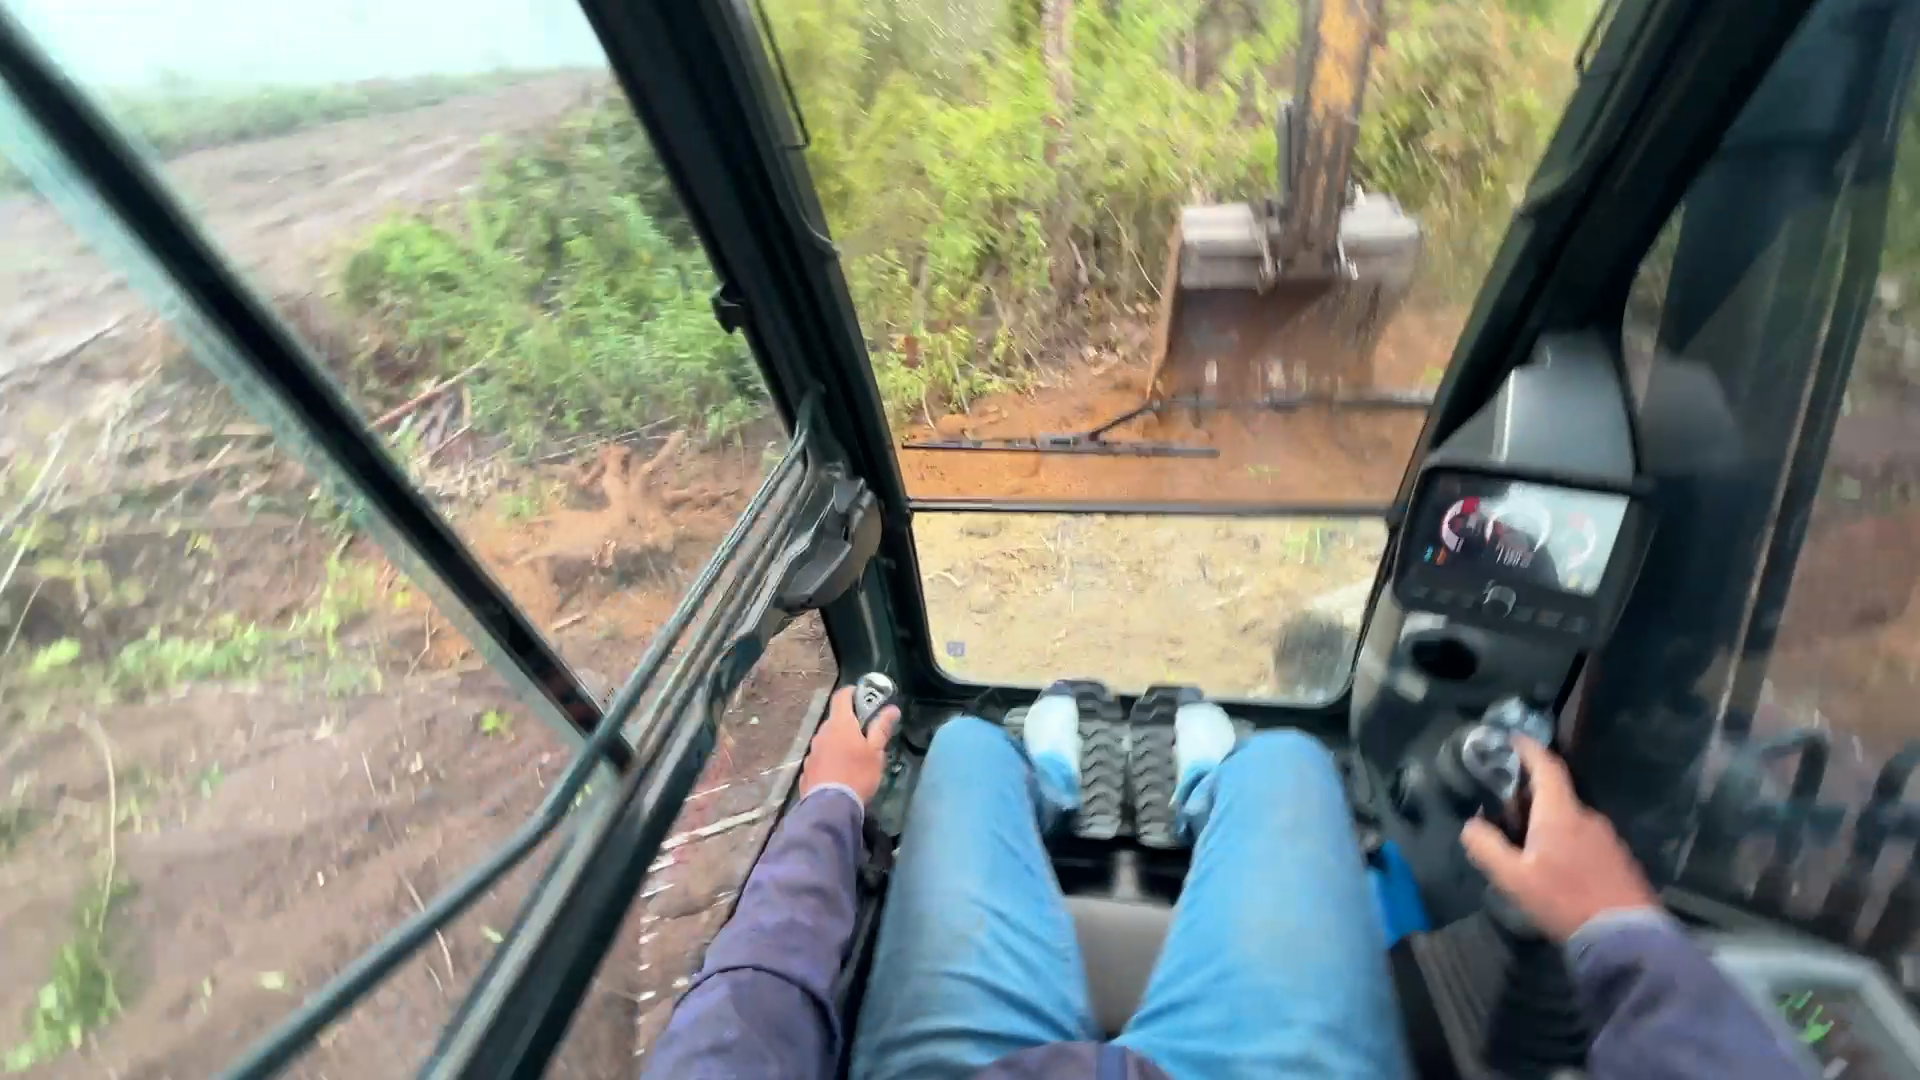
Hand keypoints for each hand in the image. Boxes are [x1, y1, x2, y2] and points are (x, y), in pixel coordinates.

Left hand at [799, 685, 897, 804]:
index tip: (863, 696)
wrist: (830, 807)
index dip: (852, 692)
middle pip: (835, 719)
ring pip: (827, 739)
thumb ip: (882, 728)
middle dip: (849, 722)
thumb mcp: (876, 752)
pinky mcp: (807, 769)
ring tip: (853, 756)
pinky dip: (830, 758)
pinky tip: (839, 773)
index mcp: (840, 724)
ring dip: (839, 741)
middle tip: (866, 733)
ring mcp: (812, 751)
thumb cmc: (858, 775)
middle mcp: (822, 733)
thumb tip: (892, 708)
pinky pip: (820, 756)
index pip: (841, 696)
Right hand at [1459, 737, 1659, 942]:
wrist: (1631, 944)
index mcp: (1561, 814)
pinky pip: (1586, 839)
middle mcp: (1589, 819)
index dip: (1528, 749)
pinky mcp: (1621, 863)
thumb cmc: (1565, 901)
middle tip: (1504, 809)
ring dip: (1548, 821)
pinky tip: (1556, 866)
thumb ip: (1485, 846)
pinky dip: (1566, 840)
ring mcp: (1610, 841)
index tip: (1512, 738)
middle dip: (1529, 795)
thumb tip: (1472, 825)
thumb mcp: (1512, 877)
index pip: (1547, 768)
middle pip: (1556, 794)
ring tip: (1527, 842)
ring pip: (1571, 819)